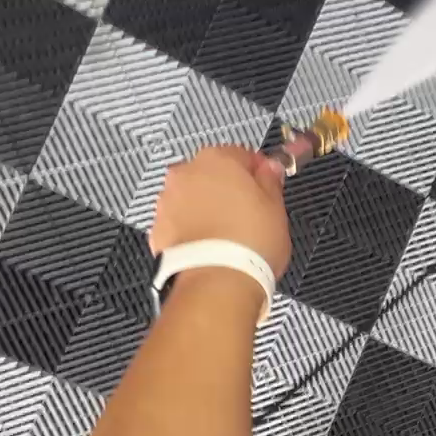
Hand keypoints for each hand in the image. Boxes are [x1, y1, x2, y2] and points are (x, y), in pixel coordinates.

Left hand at [149, 145, 292, 276]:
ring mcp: (169, 199)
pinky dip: (193, 230)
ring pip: (193, 197)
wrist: (219, 280)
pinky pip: (180, 222)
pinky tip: (212, 248)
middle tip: (250, 217)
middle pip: (213, 174)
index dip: (258, 173)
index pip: (242, 154)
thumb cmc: (250, 244)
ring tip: (230, 238)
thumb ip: (271, 182)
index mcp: (219, 159)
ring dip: (209, 210)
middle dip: (229, 190)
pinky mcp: (159, 227)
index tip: (268, 188)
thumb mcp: (276, 209)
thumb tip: (270, 169)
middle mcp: (188, 172)